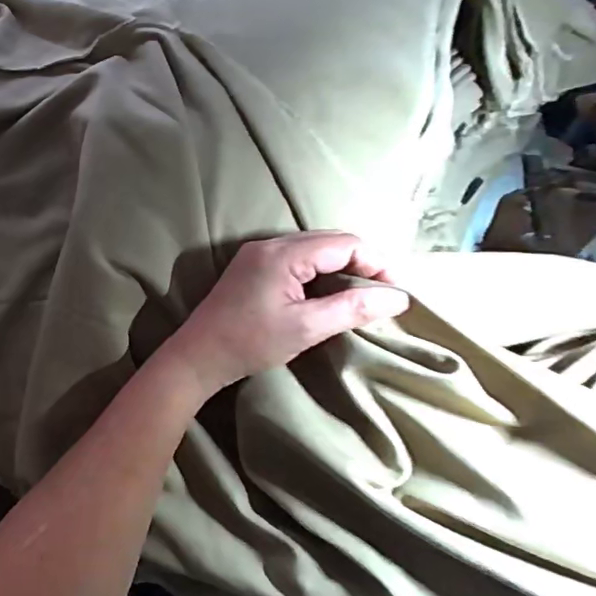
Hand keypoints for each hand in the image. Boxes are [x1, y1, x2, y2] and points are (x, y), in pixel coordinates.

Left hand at [158, 231, 408, 396]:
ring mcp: (257, 253)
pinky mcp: (251, 267)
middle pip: (330, 241)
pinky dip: (319, 271)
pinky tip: (328, 294)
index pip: (345, 243)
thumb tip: (398, 297)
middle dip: (362, 263)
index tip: (396, 294)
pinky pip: (296, 258)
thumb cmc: (251, 342)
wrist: (198, 354)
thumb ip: (352, 308)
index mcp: (283, 253)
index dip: (376, 264)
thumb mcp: (307, 328)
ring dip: (340, 267)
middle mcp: (269, 244)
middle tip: (383, 295)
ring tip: (361, 296)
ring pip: (313, 249)